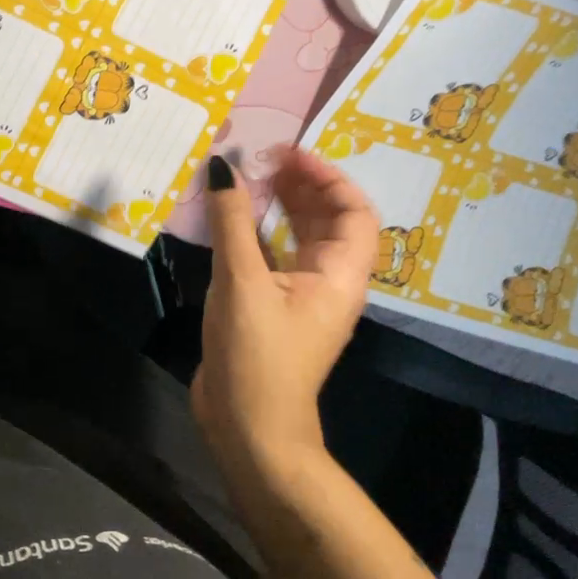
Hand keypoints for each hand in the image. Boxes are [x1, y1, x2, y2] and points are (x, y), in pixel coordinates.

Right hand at [192, 150, 378, 468]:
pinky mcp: (270, 306)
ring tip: (243, 177)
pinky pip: (271, 254)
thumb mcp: (243, 282)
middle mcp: (327, 281)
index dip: (327, 177)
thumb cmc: (258, 354)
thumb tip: (223, 166)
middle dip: (300, 184)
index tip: (287, 153)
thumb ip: (233, 222)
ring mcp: (299, 295)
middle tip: (259, 157)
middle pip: (328, 220)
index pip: (354, 212)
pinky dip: (254, 229)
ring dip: (277, 205)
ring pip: (298, 236)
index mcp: (339, 276)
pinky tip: (226, 217)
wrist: (250, 425)